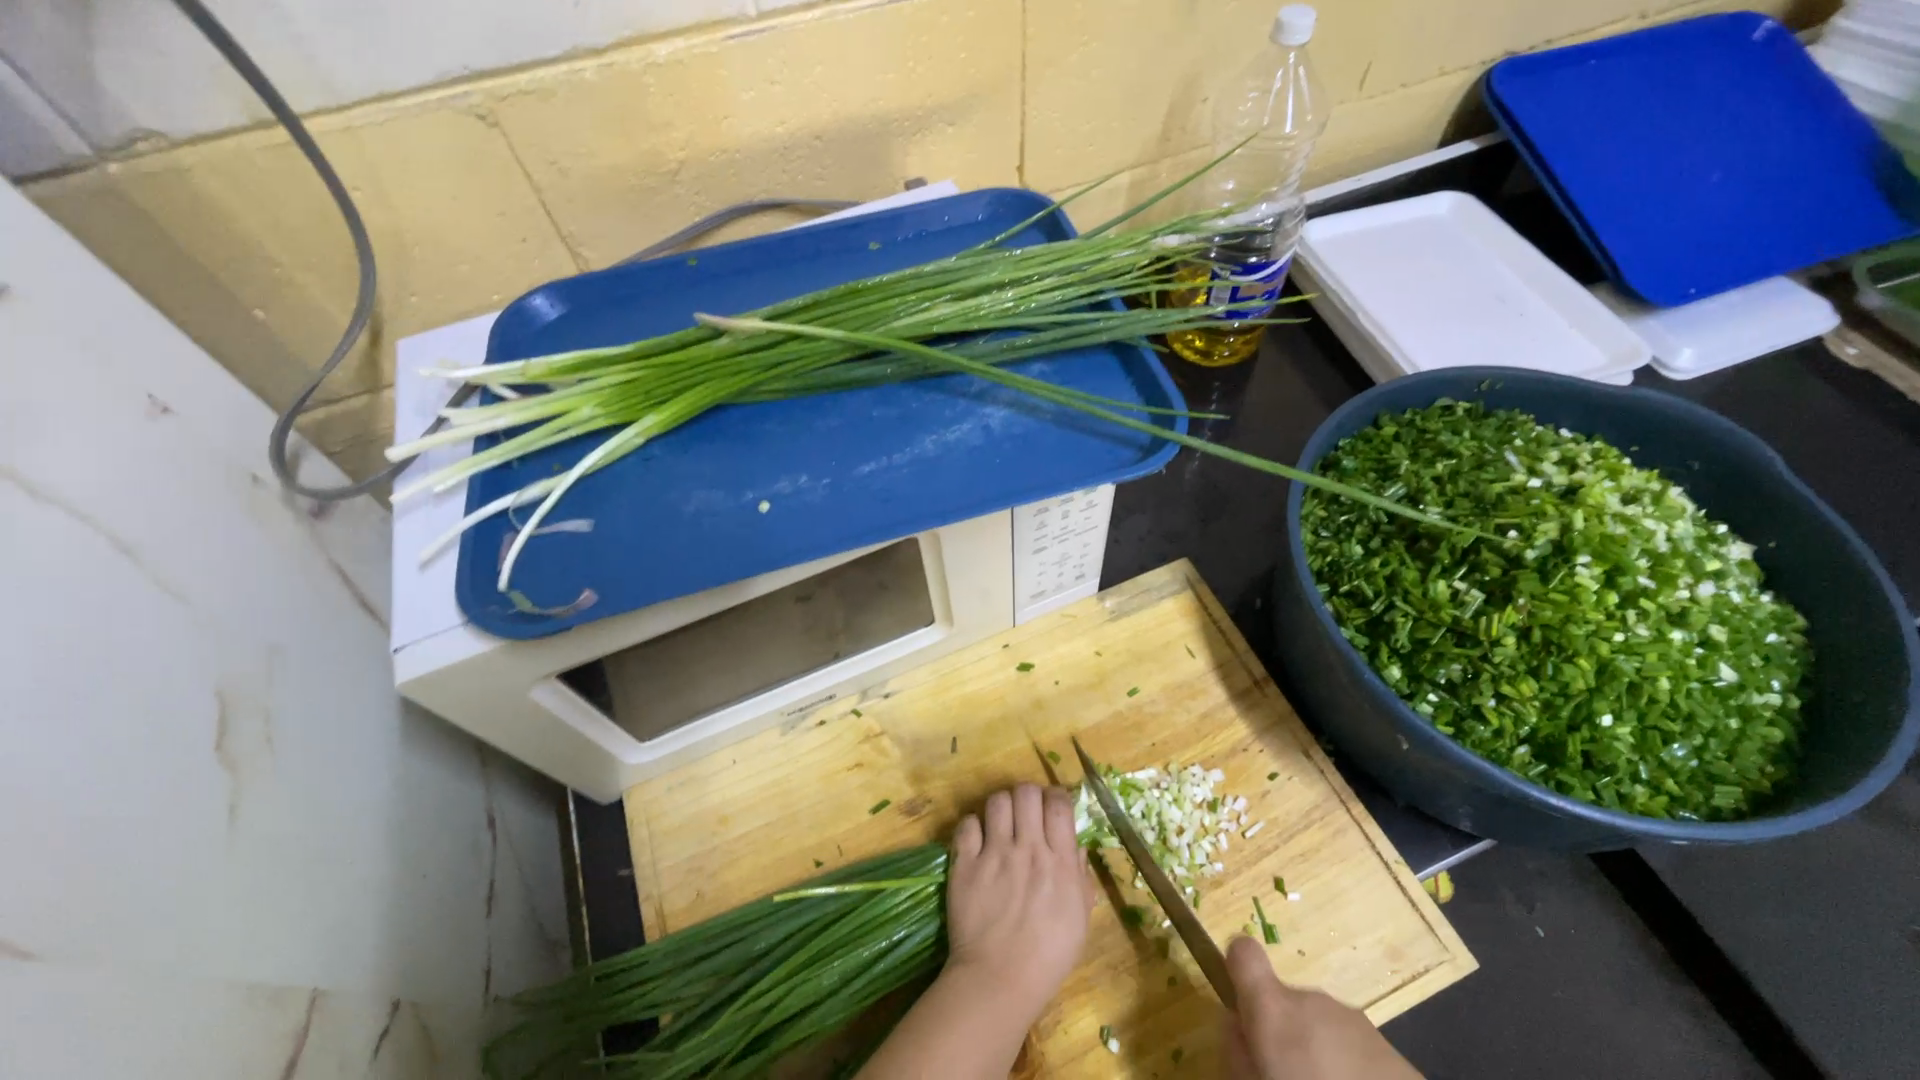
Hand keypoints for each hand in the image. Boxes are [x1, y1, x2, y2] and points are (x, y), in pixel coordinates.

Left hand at [942, 784, 1095, 1022]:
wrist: (999, 979)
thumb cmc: (1047, 956)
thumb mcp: (1080, 920)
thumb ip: (1081, 880)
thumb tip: (1077, 850)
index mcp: (1061, 862)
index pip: (1059, 803)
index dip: (1055, 797)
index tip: (1051, 807)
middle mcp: (1028, 849)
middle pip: (1026, 792)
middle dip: (1028, 795)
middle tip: (1026, 813)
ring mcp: (994, 854)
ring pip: (997, 801)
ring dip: (1001, 807)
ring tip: (1001, 824)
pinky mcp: (965, 864)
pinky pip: (967, 824)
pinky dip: (973, 826)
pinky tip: (976, 841)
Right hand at [1221, 935, 1421, 1079]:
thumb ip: (1236, 1050)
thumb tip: (1235, 1024)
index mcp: (1273, 1009)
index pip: (1243, 953)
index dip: (1237, 968)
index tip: (1240, 1002)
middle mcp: (1311, 1000)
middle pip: (1283, 1001)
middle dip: (1280, 1032)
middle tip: (1284, 1073)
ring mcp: (1352, 1019)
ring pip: (1318, 1023)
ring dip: (1314, 1049)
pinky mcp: (1386, 1044)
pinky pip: (1349, 1043)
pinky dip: (1345, 1064)